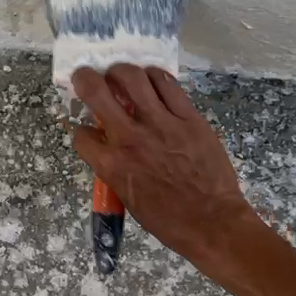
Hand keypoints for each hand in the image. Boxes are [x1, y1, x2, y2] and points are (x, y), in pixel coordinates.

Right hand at [69, 65, 262, 270]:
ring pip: (132, 77)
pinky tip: (151, 80)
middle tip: (86, 76)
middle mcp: (131, 138)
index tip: (90, 132)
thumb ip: (113, 168)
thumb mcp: (128, 198)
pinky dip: (154, 76)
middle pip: (96, 91)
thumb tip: (107, 147)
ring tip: (121, 75)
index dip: (82, 131)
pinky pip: (167, 84)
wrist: (214, 224)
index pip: (81, 134)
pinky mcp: (188, 117)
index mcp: (112, 164)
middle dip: (84, 78)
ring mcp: (161, 124)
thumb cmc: (168, 221)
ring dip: (120, 71)